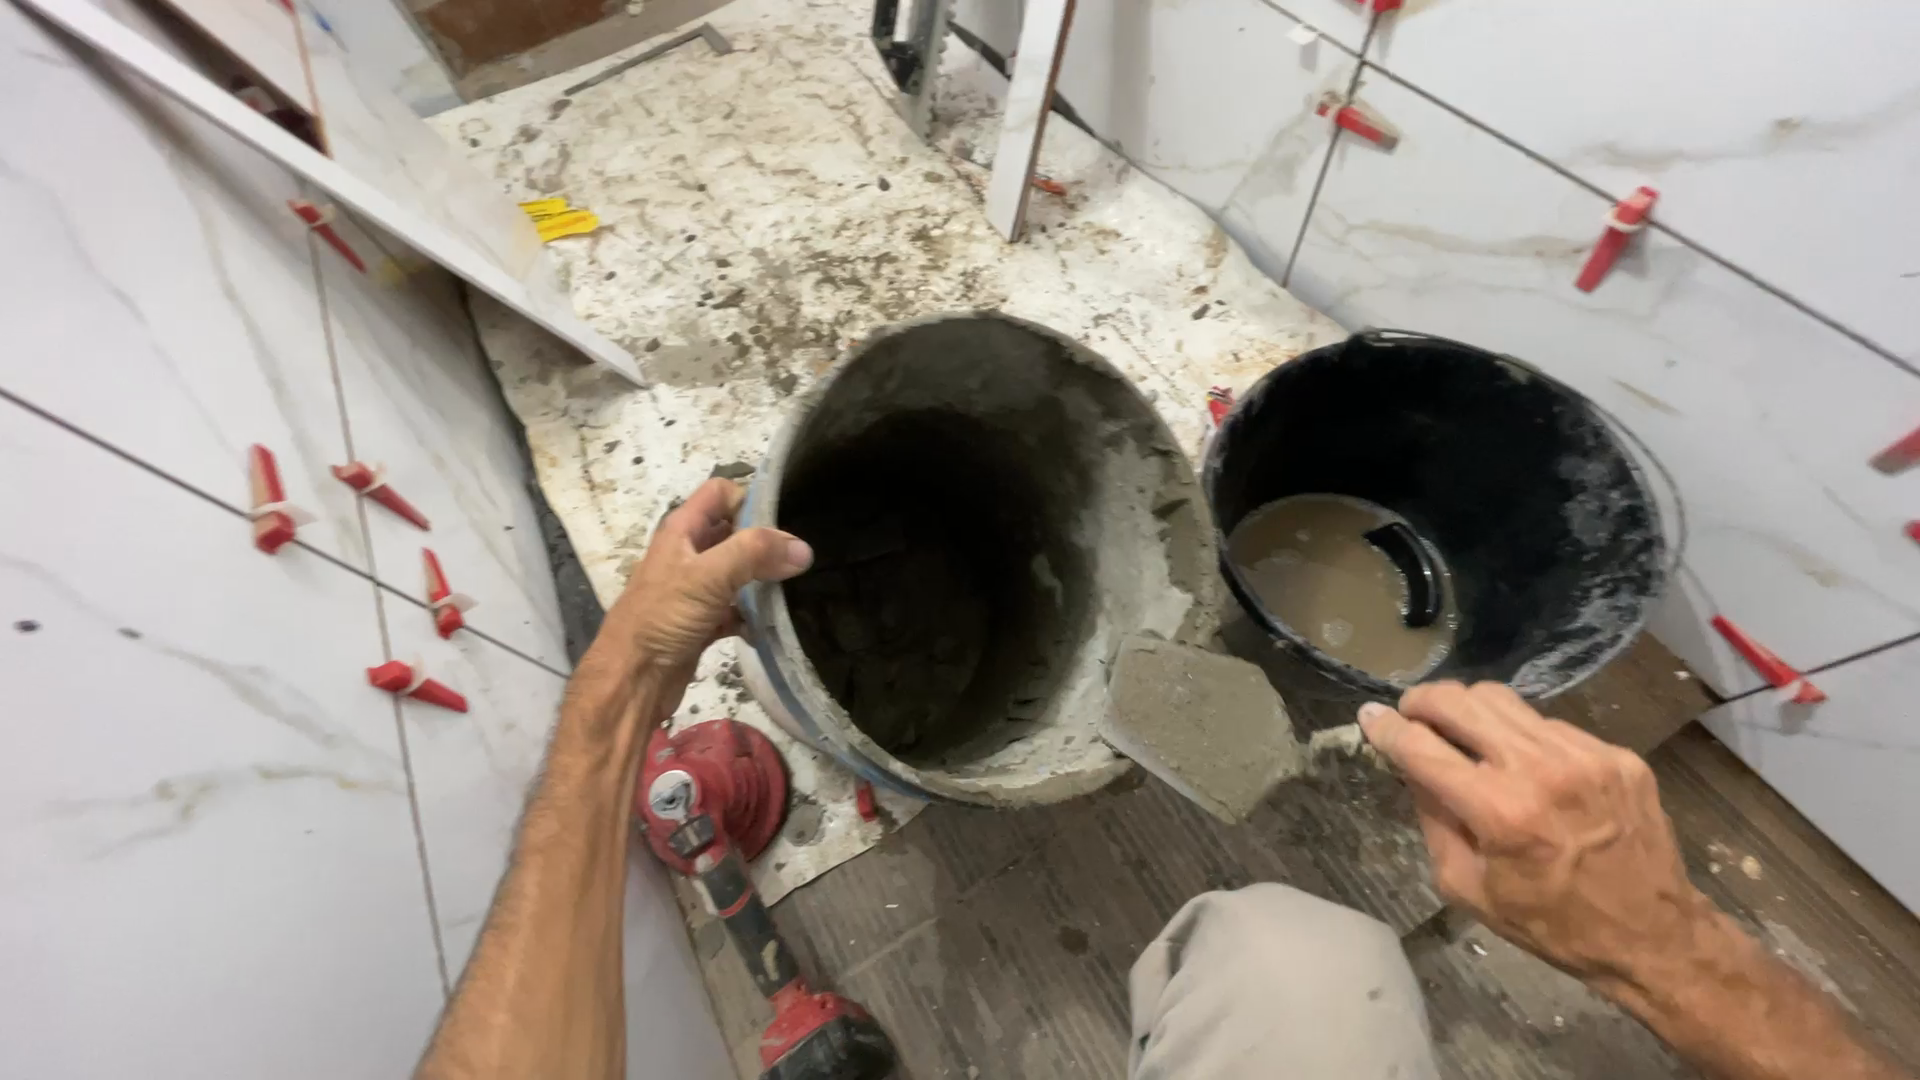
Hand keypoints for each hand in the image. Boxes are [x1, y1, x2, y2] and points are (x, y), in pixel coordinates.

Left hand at [605, 477, 813, 671]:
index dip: (750, 500)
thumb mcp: (708, 576)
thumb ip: (754, 554)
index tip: (784, 523)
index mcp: (682, 530)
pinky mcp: (702, 620)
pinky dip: (752, 616)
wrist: (632, 680)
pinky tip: (768, 627)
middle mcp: (689, 553)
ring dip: (763, 581)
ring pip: (739, 572)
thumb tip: (802, 549)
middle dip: (766, 543)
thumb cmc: (662, 618)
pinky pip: (737, 609)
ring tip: (792, 591)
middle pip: (735, 532)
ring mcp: (695, 588)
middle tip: (798, 560)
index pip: (721, 493)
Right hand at [1358, 681, 1713, 994]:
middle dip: (1421, 702)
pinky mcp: (1617, 756)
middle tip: (1412, 716)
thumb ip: (1431, 817)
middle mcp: (1541, 771)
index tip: (1368, 716)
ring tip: (1463, 732)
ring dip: (1467, 711)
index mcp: (1499, 811)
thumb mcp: (1464, 884)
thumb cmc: (1549, 921)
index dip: (1385, 727)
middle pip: (1458, 701)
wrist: (1658, 940)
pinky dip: (1518, 735)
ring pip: (1499, 699)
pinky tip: (1524, 764)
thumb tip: (1410, 766)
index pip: (1421, 746)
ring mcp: (1585, 757)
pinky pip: (1544, 723)